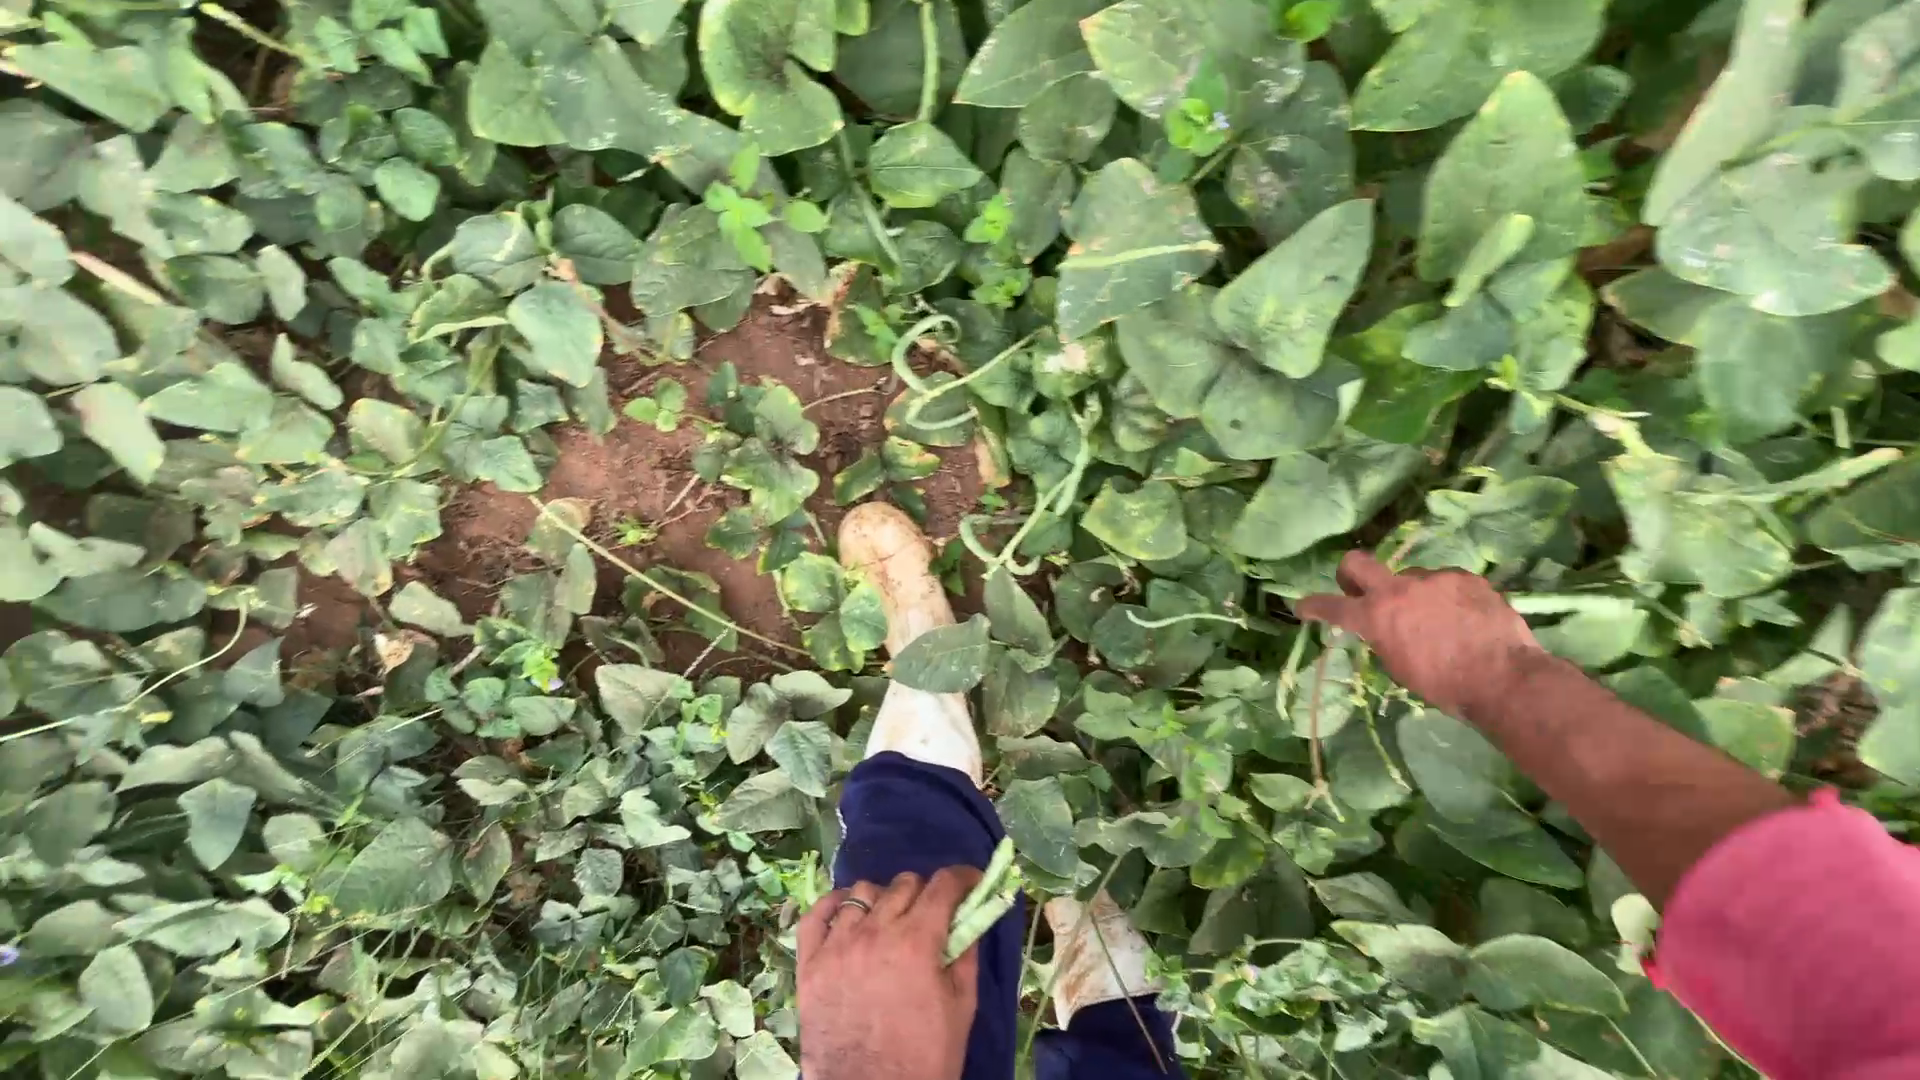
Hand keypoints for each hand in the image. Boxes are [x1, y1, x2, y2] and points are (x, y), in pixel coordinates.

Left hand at [797, 867, 981, 1079]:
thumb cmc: (924, 1059)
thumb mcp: (961, 1007)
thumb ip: (966, 954)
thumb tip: (970, 916)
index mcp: (916, 942)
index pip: (942, 885)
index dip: (962, 878)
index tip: (970, 882)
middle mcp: (875, 933)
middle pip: (904, 884)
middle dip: (925, 893)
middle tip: (932, 916)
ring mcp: (837, 946)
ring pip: (863, 893)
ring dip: (884, 900)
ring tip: (889, 923)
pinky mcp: (809, 964)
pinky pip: (817, 915)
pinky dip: (834, 906)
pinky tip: (846, 913)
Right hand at [1295, 552, 1545, 717]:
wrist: (1505, 679)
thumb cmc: (1445, 685)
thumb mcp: (1398, 666)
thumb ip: (1383, 637)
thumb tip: (1384, 627)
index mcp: (1375, 616)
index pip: (1330, 605)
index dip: (1312, 606)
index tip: (1303, 607)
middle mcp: (1398, 589)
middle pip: (1357, 562)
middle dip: (1350, 574)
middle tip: (1360, 592)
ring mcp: (1434, 579)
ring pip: (1410, 578)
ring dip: (1412, 594)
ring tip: (1436, 619)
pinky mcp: (1466, 577)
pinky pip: (1445, 582)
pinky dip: (1445, 597)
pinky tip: (1462, 617)